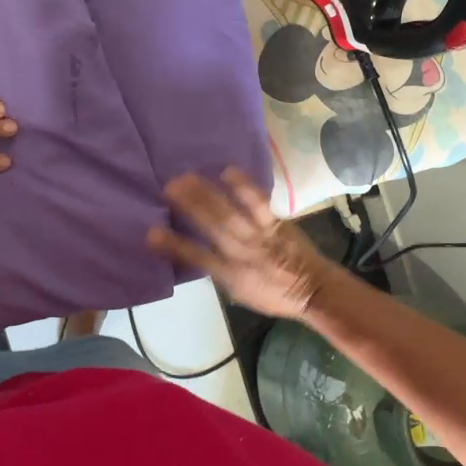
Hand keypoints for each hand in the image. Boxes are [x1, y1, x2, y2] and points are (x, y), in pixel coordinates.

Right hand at [147, 168, 343, 319]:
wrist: (314, 290)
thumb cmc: (274, 294)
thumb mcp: (240, 292)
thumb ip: (220, 271)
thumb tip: (198, 253)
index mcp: (230, 274)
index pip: (196, 258)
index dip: (173, 246)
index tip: (151, 234)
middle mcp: (242, 253)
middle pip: (211, 227)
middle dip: (189, 207)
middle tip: (168, 187)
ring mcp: (260, 236)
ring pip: (230, 213)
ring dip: (208, 194)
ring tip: (187, 177)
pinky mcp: (275, 223)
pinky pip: (258, 203)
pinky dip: (244, 187)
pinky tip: (227, 171)